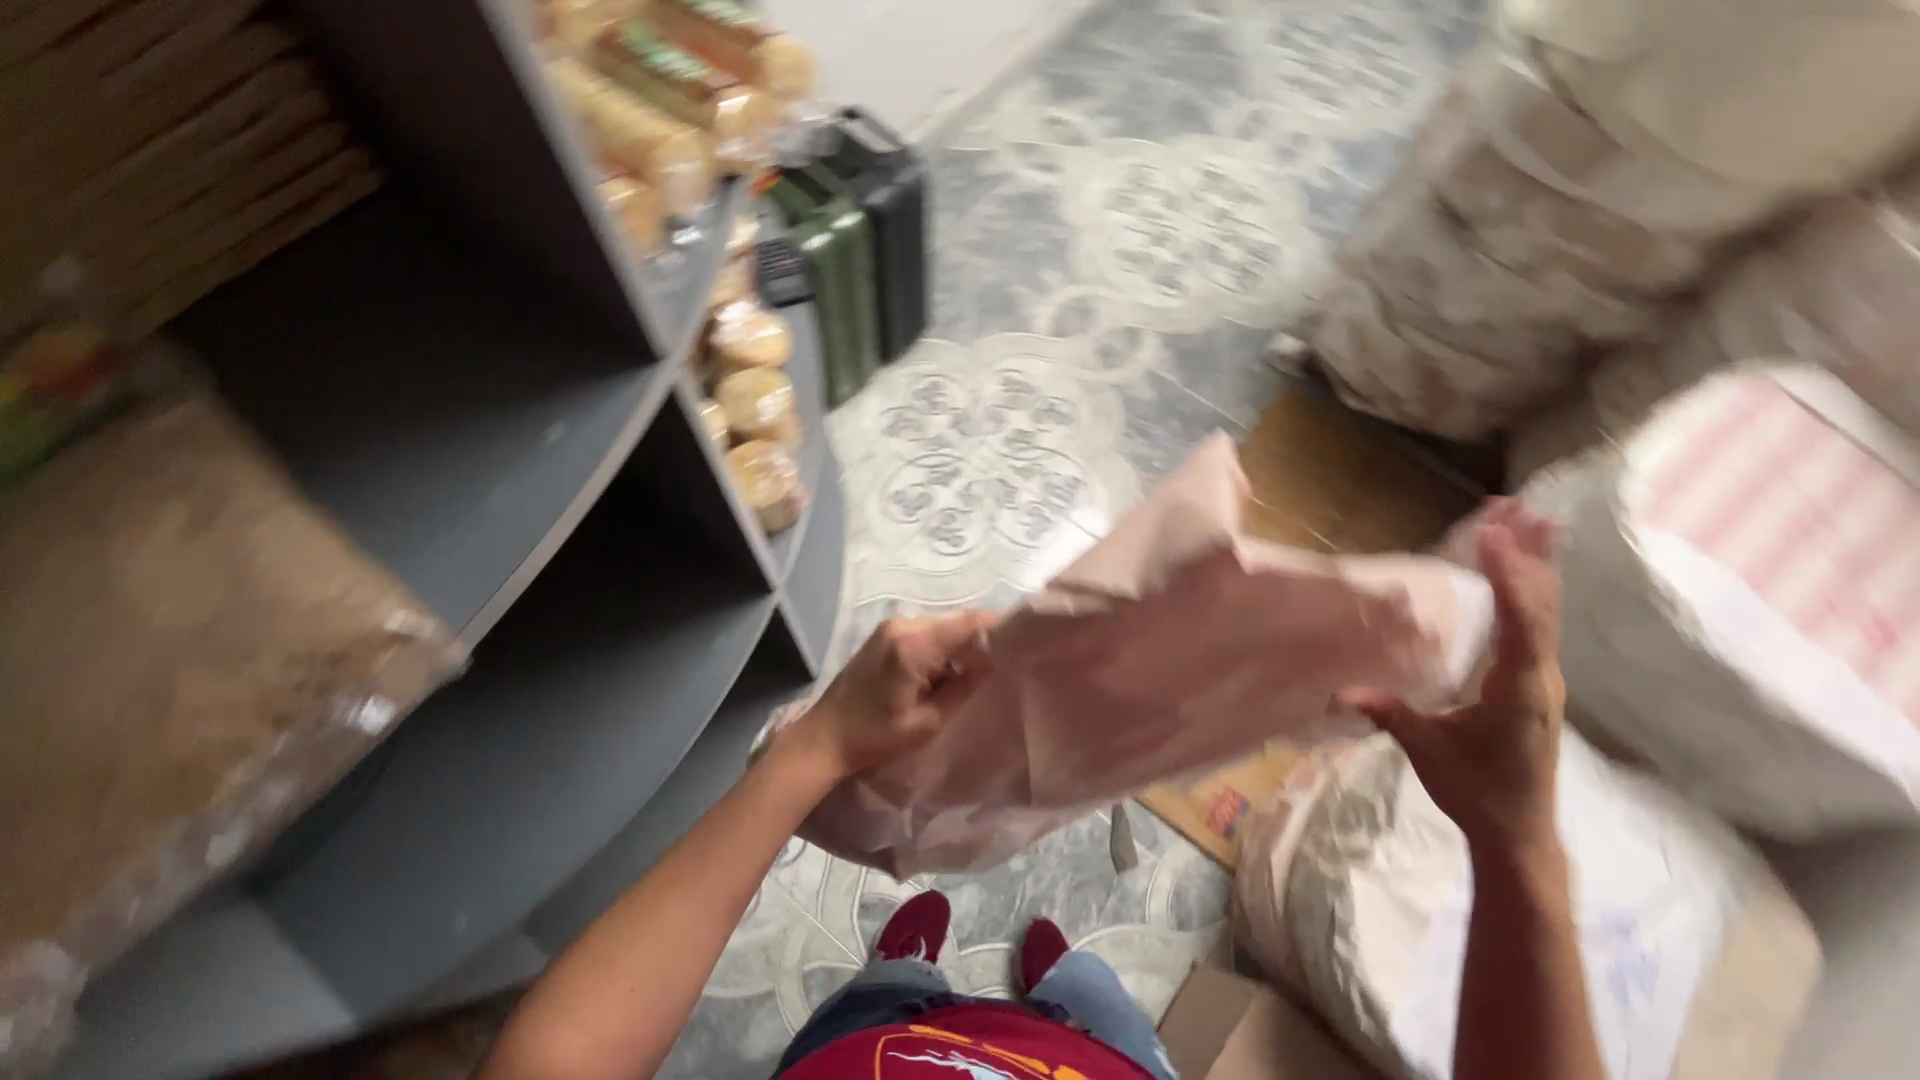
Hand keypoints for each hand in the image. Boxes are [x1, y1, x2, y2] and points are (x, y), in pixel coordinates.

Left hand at [788, 612, 999, 778]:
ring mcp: (891, 628)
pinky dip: (945, 647)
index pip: (969, 624)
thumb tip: (992, 662)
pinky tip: (957, 668)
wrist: (824, 738)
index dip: (1001, 628)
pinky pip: (927, 633)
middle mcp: (903, 625)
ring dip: (964, 643)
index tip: (1028, 637)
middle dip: (985, 637)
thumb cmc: (875, 737)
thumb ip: (963, 686)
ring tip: (989, 665)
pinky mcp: (886, 636)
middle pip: (957, 621)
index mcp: (913, 645)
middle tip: (1014, 655)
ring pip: (944, 627)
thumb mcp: (927, 722)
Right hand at [1336, 499, 1565, 861]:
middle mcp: (1541, 676)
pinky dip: (1531, 589)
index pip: (1520, 622)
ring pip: (1546, 611)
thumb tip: (1340, 692)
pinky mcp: (1536, 682)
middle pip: (1543, 604)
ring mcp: (1544, 678)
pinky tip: (1527, 571)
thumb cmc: (1476, 791)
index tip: (1492, 534)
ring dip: (1537, 565)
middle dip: (1530, 554)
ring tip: (1533, 520)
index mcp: (1519, 689)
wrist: (1520, 831)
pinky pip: (1538, 624)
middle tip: (1520, 508)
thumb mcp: (1428, 752)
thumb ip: (1390, 715)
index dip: (1508, 576)